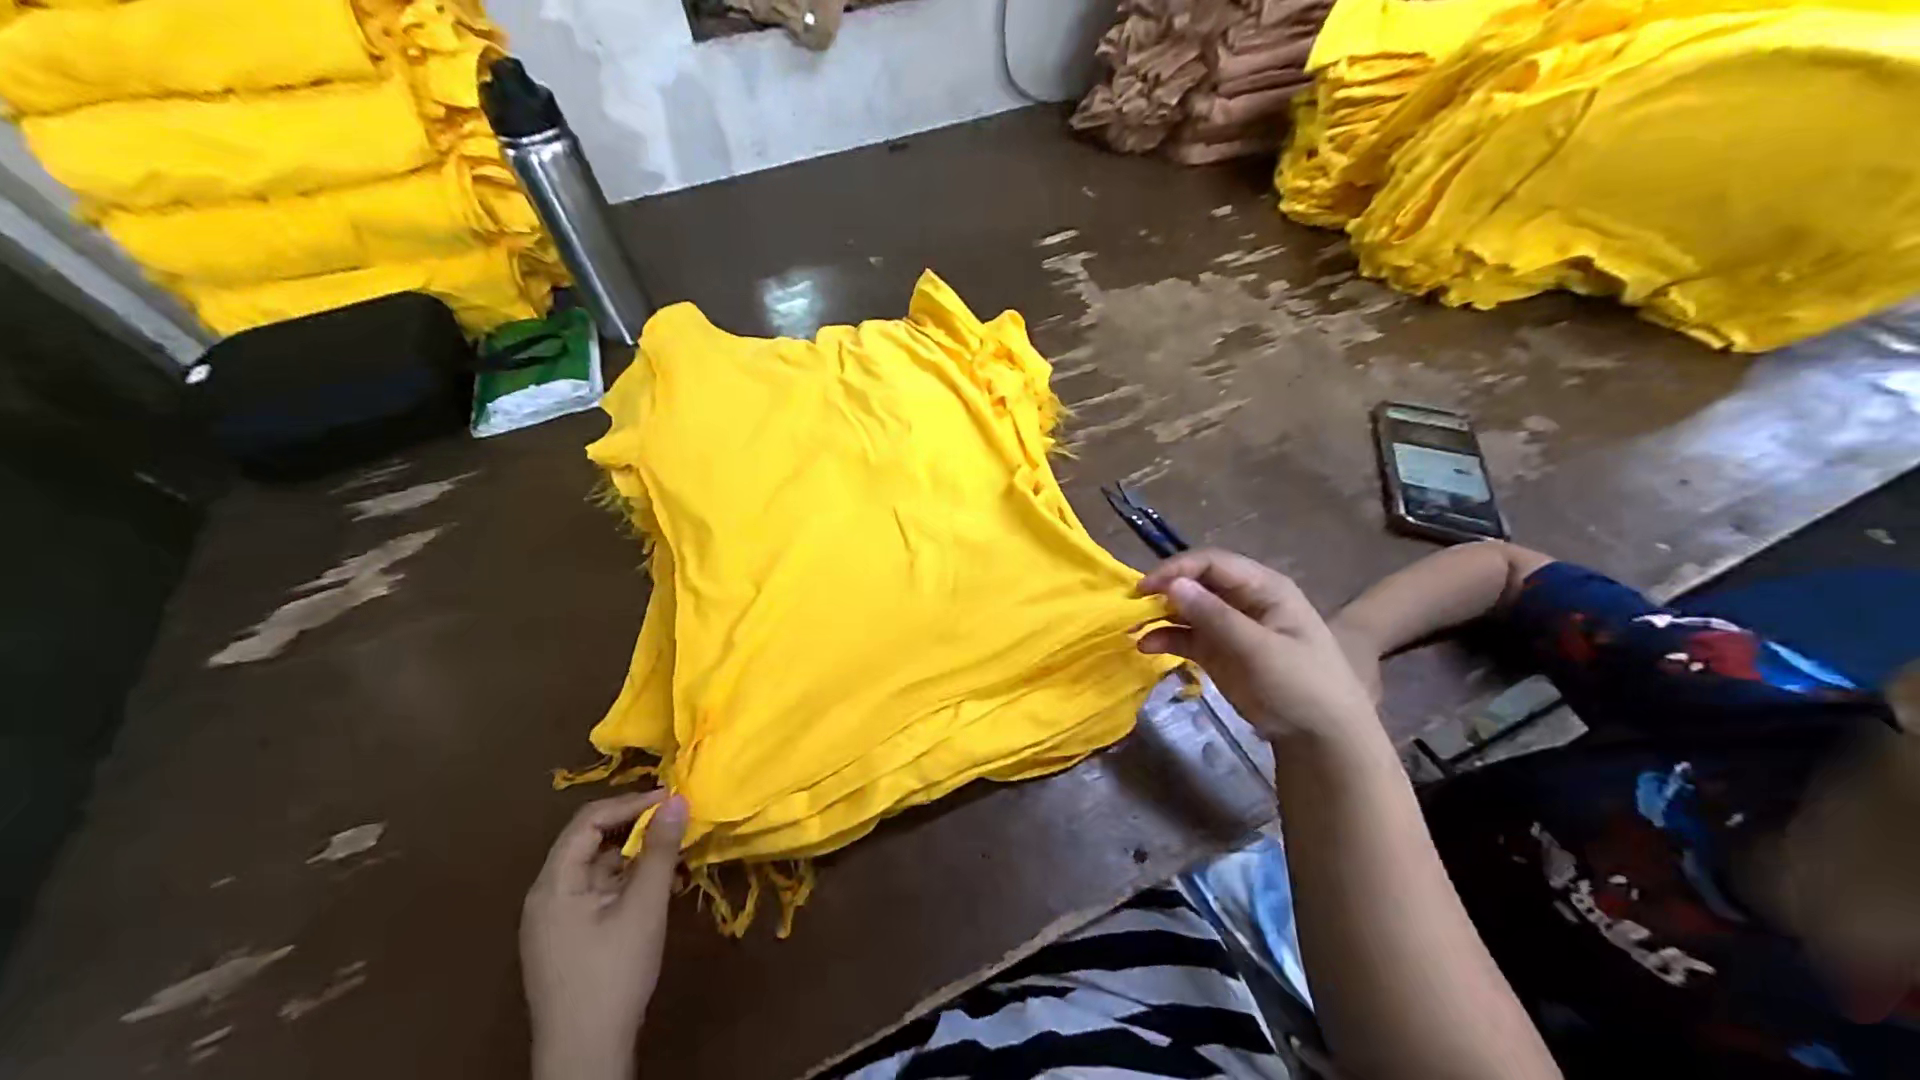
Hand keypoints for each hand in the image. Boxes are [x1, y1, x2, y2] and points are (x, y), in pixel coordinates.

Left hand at [522, 791, 687, 1079]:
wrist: (586, 1055)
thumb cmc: (613, 973)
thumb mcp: (643, 907)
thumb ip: (659, 850)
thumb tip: (677, 799)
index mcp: (553, 884)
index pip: (588, 822)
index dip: (630, 802)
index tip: (671, 798)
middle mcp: (547, 895)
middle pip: (590, 842)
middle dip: (634, 826)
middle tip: (676, 818)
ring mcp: (556, 919)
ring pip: (597, 868)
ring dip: (635, 854)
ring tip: (675, 850)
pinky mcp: (570, 938)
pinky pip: (599, 892)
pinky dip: (629, 880)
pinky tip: (660, 885)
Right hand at [1137, 549, 1382, 745]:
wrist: (1320, 738)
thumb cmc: (1300, 685)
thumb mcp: (1259, 649)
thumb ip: (1215, 617)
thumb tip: (1172, 584)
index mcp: (1263, 587)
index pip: (1212, 563)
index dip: (1177, 569)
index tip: (1146, 587)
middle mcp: (1243, 599)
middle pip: (1195, 583)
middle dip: (1163, 591)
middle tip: (1132, 606)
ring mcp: (1229, 626)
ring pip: (1186, 609)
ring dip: (1159, 615)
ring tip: (1131, 628)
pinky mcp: (1218, 651)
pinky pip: (1185, 636)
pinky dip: (1165, 638)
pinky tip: (1146, 648)